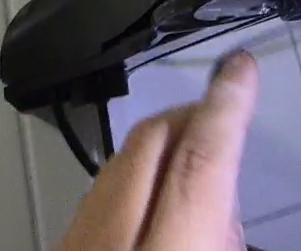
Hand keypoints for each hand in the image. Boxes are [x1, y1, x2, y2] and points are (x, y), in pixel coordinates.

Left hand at [59, 50, 259, 250]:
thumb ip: (222, 236)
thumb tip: (225, 201)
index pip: (197, 165)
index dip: (224, 110)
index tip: (240, 67)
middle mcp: (108, 238)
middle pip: (149, 144)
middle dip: (192, 115)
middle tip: (228, 112)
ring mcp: (74, 241)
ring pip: (117, 161)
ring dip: (161, 144)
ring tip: (200, 163)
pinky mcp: (61, 244)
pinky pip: (98, 190)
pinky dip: (132, 177)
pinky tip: (157, 199)